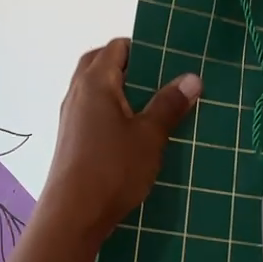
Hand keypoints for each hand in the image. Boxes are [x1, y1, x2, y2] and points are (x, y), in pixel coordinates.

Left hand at [40, 38, 199, 240]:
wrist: (72, 215)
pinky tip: (131, 133)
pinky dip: (110, 111)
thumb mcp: (150, 136)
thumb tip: (192, 78)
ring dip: (119, 90)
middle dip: (129, 67)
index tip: (169, 63)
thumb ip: (169, 105)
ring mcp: (70, 117)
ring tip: (150, 108)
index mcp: (95, 82)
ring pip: (94, 89)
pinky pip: (91, 111)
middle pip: (100, 63)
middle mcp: (77, 93)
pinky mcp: (70, 139)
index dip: (143, 49)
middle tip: (158, 82)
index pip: (117, 47)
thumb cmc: (113, 168)